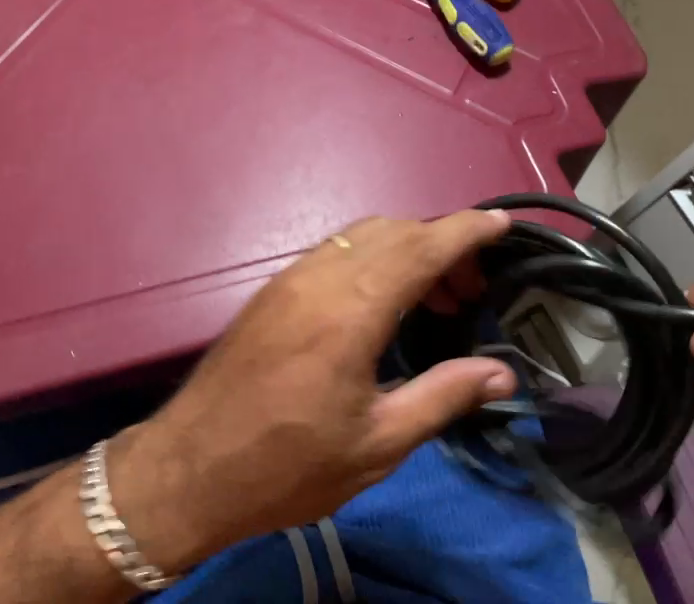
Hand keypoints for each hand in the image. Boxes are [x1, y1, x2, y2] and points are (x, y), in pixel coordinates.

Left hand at [105, 211, 517, 570]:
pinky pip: (333, 249)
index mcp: (352, 309)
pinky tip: (383, 299)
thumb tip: (502, 372)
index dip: (465, 231)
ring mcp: (290, 278)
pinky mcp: (271, 291)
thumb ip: (443, 396)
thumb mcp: (377, 444)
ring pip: (360, 235)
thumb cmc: (290, 464)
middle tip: (473, 288)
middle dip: (441, 242)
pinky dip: (371, 256)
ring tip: (436, 297)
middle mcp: (320, 276)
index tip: (502, 225)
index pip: (420, 247)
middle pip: (393, 232)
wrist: (191, 468)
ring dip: (405, 248)